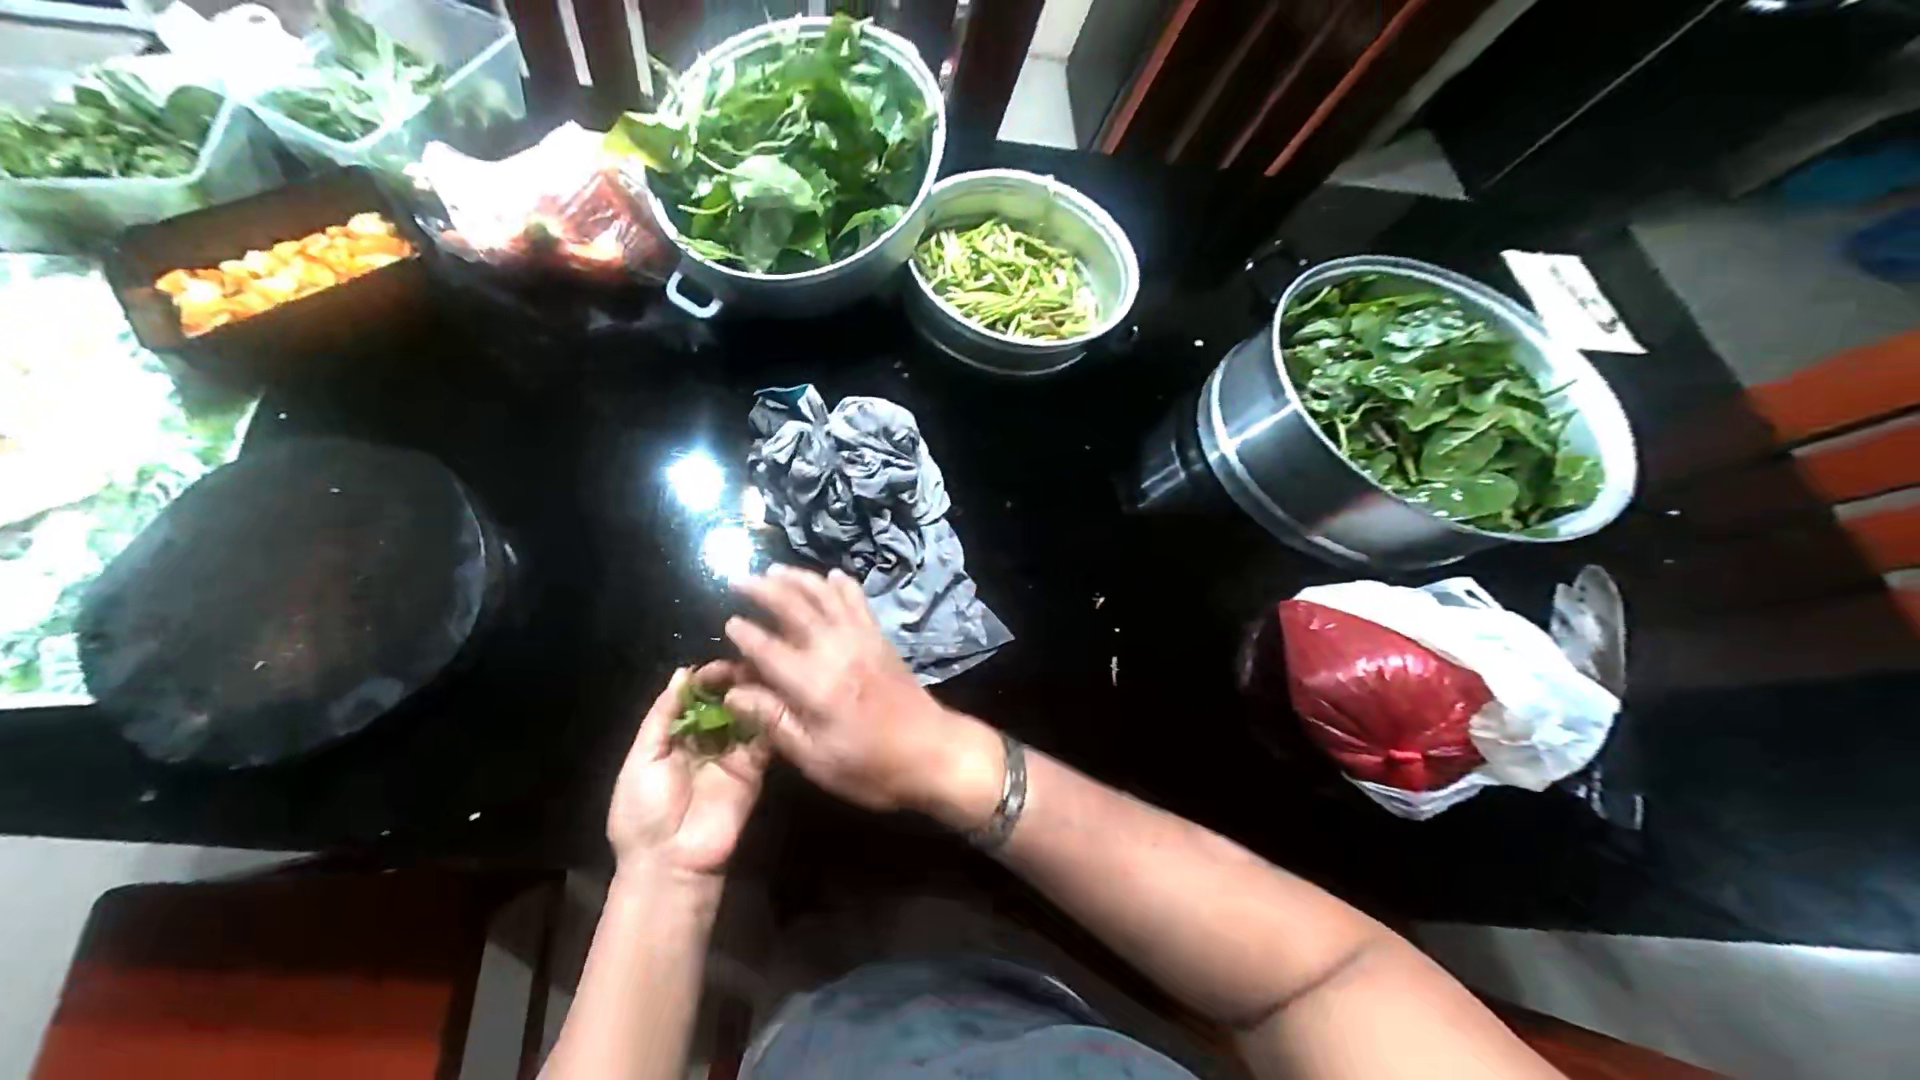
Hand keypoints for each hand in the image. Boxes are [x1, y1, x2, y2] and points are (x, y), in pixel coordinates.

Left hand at [607, 667, 770, 881]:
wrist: (669, 862)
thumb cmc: (644, 811)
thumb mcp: (642, 758)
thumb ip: (662, 715)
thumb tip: (683, 673)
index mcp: (676, 736)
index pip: (695, 698)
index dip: (706, 680)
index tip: (718, 666)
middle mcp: (707, 740)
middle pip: (723, 703)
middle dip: (732, 682)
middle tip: (744, 666)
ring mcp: (733, 754)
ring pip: (746, 715)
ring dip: (752, 694)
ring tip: (760, 676)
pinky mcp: (755, 768)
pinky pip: (764, 739)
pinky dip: (768, 717)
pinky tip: (771, 699)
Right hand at [717, 566, 1004, 829]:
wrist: (934, 752)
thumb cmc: (870, 766)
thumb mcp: (816, 759)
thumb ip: (774, 722)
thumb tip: (733, 693)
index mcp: (813, 684)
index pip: (768, 649)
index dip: (746, 635)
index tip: (728, 623)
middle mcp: (835, 651)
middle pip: (794, 609)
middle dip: (763, 590)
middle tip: (739, 579)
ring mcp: (861, 639)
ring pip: (825, 596)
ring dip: (799, 578)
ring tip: (775, 569)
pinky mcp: (881, 638)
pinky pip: (858, 602)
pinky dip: (843, 585)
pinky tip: (832, 575)